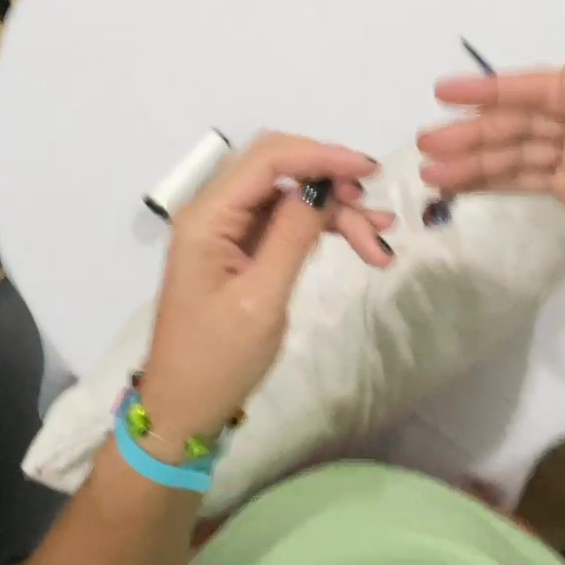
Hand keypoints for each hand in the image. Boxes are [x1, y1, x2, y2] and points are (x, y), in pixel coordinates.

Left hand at [138, 132, 392, 457]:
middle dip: (330, 181)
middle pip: (279, 169)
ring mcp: (227, 229)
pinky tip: (360, 241)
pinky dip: (321, 227)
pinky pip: (285, 221)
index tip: (368, 171)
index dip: (321, 155)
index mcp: (207, 216)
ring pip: (289, 195)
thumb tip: (323, 186)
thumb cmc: (217, 360)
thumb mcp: (261, 299)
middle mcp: (214, 211)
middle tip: (374, 211)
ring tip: (380, 238)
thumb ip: (292, 235)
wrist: (183, 408)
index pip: (267, 159)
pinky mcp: (240, 248)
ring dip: (334, 210)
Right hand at [416, 58, 564, 303]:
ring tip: (429, 173)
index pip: (550, 89)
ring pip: (519, 151)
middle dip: (476, 132)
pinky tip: (457, 184)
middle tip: (426, 144)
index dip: (497, 90)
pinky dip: (492, 180)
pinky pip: (525, 177)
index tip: (448, 94)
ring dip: (475, 160)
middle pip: (526, 121)